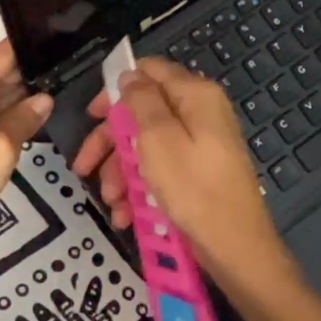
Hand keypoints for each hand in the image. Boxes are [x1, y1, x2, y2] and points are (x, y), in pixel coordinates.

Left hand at [0, 41, 52, 248]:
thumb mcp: (0, 149)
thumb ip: (25, 117)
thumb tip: (46, 97)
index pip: (4, 52)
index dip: (35, 47)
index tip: (70, 43)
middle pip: (4, 68)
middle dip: (36, 71)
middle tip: (77, 68)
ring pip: (2, 89)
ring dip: (28, 92)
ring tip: (70, 84)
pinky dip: (16, 110)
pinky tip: (45, 108)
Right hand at [69, 58, 290, 282]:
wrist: (236, 249)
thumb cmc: (193, 189)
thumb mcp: (158, 140)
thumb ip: (141, 102)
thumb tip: (130, 75)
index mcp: (195, 95)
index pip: (149, 71)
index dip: (116, 90)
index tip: (92, 116)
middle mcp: (200, 113)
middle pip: (143, 113)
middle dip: (110, 142)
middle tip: (83, 166)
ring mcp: (201, 144)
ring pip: (147, 145)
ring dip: (121, 172)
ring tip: (111, 201)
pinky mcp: (199, 172)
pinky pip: (162, 169)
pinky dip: (140, 188)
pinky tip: (126, 214)